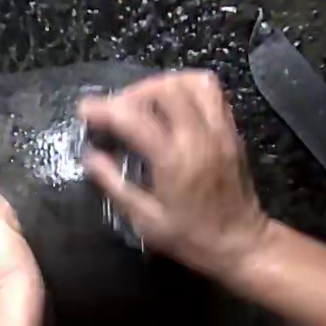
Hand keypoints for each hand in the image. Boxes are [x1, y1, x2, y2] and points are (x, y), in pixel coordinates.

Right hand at [77, 70, 271, 274]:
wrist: (241, 244)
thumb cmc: (190, 238)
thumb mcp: (145, 220)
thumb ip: (115, 184)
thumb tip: (90, 157)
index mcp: (174, 159)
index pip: (134, 117)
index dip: (104, 108)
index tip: (85, 110)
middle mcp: (199, 135)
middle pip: (165, 88)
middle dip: (133, 93)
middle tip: (116, 111)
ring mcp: (220, 130)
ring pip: (193, 81)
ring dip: (163, 84)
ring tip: (144, 103)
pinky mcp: (231, 132)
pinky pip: (211, 93)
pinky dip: (186, 90)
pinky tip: (171, 109)